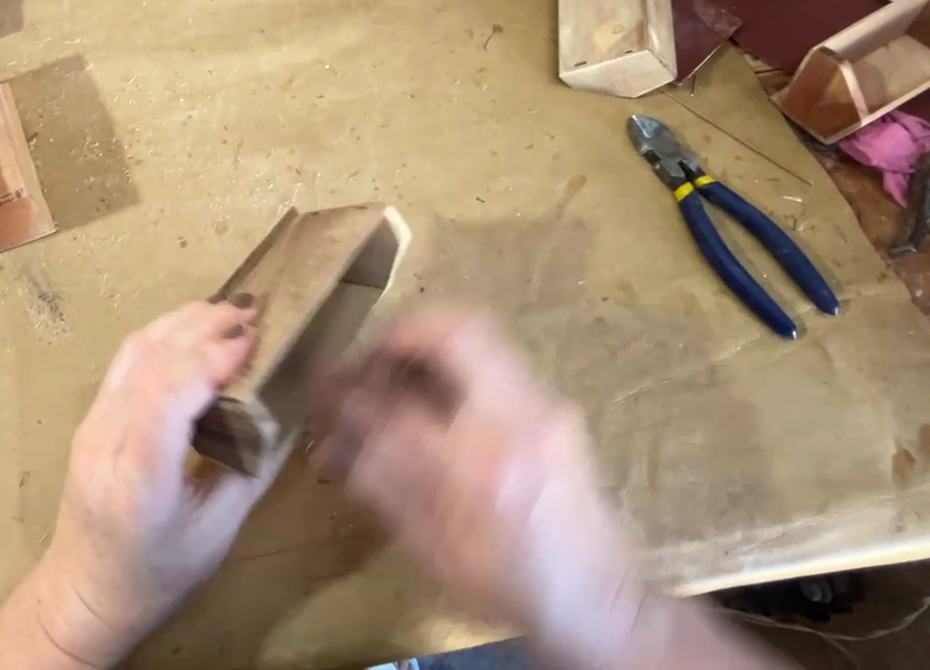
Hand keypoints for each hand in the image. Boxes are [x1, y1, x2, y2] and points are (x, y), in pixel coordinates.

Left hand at [28, 298, 278, 666]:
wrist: (80, 595)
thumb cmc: (156, 576)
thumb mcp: (217, 535)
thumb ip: (250, 469)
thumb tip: (282, 413)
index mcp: (140, 481)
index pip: (168, 394)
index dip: (211, 357)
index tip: (253, 338)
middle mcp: (107, 440)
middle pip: (152, 361)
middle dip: (203, 327)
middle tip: (250, 310)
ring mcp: (91, 424)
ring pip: (135, 351)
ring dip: (181, 322)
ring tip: (225, 308)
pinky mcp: (90, 416)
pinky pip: (125, 360)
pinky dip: (162, 334)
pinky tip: (190, 327)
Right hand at [313, 304, 651, 669]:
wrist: (604, 602)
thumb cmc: (511, 586)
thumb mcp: (433, 551)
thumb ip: (381, 484)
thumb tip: (334, 433)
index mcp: (481, 470)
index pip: (399, 406)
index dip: (352, 391)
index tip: (325, 383)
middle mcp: (518, 419)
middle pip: (452, 329)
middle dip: (396, 332)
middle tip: (368, 357)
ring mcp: (544, 402)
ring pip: (473, 328)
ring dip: (422, 338)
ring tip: (395, 369)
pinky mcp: (554, 400)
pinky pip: (491, 352)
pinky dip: (449, 356)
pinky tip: (432, 390)